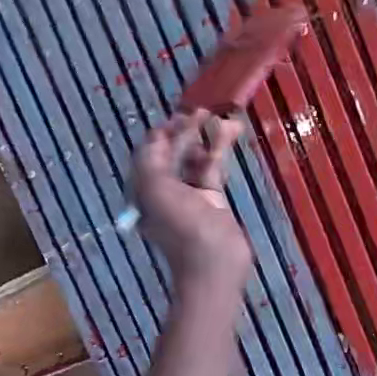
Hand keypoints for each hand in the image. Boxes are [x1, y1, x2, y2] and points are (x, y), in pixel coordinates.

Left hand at [132, 111, 251, 289]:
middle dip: (186, 131)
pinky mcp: (212, 199)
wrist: (214, 263)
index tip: (178, 116)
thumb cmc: (182, 227)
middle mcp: (164, 190)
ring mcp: (189, 195)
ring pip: (195, 158)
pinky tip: (230, 132)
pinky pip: (212, 168)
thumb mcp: (156, 190)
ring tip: (221, 118)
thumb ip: (151, 160)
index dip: (162, 133)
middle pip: (173, 153)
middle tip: (202, 111)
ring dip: (206, 137)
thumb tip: (155, 136)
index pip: (150, 153)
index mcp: (145, 189)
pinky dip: (220, 150)